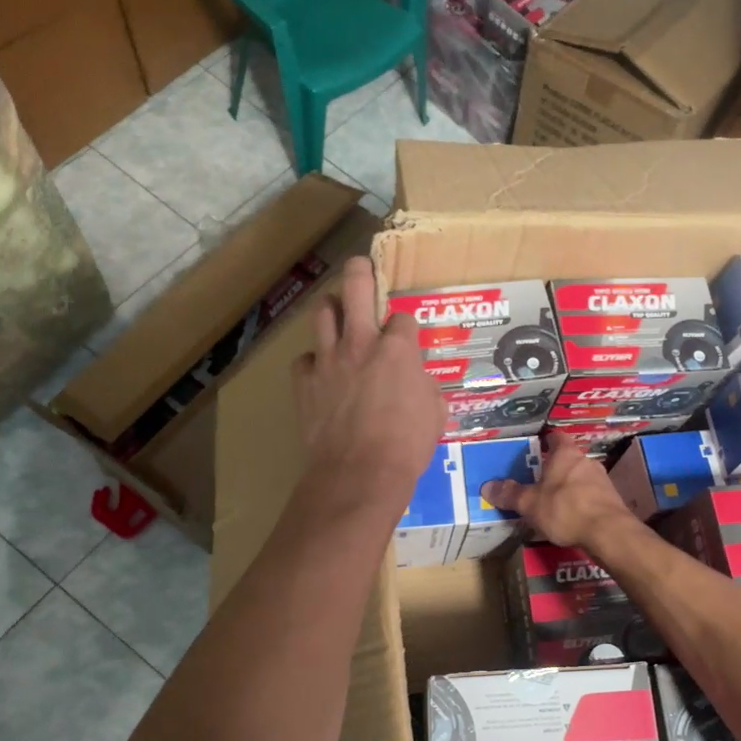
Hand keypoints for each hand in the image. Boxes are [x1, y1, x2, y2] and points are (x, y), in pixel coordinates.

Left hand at [294, 257, 445, 488]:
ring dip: (332, 310)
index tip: (407, 338)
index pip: (403, 317)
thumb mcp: (436, 414)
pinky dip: (314, 361)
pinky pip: (305, 359)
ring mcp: (328, 359)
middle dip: (360, 270)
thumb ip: (426, 388)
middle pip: (356, 286)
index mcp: (398, 348)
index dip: (406, 326)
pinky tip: (321, 371)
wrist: (359, 473)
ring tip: (337, 316)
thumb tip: (418, 384)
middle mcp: (360, 342)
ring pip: (322, 313)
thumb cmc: (407, 445)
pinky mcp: (304, 382)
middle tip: (361, 267)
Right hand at [480, 430, 640, 549]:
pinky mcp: (612, 499)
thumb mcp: (530, 503)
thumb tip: (487, 486)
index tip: (537, 448)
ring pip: (581, 477)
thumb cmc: (565, 509)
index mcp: (565, 454)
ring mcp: (602, 480)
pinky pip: (592, 495)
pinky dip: (582, 501)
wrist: (608, 531)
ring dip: (570, 486)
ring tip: (555, 501)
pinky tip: (573, 516)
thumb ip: (510, 494)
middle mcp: (586, 461)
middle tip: (540, 480)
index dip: (546, 441)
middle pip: (569, 458)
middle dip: (556, 468)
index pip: (556, 437)